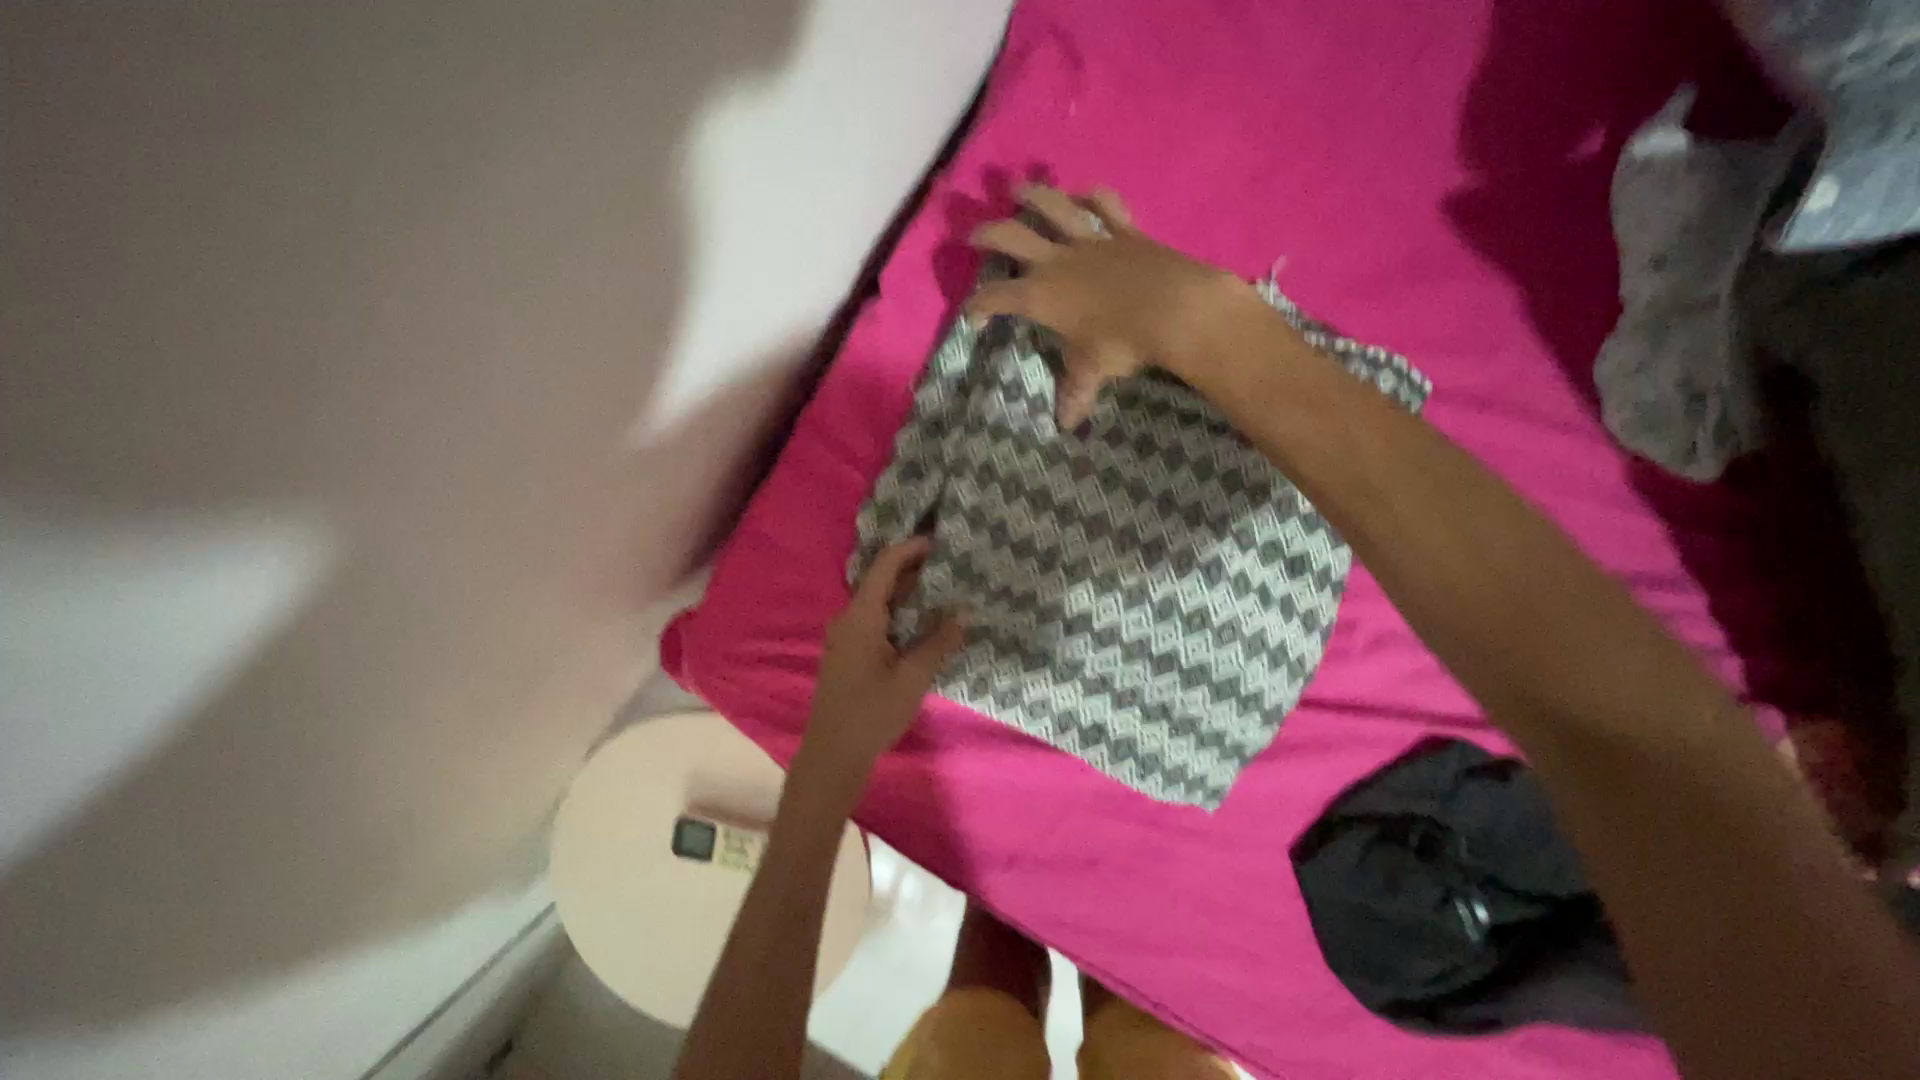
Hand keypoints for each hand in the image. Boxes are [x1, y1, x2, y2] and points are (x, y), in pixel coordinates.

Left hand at [798, 538, 966, 783]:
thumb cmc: (873, 712)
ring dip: (910, 594)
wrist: (833, 754)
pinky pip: (876, 620)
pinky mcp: (849, 652)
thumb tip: (964, 611)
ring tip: (947, 591)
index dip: (912, 548)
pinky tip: (925, 624)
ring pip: (880, 602)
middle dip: (917, 571)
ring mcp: (845, 636)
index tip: (943, 542)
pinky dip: (900, 614)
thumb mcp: (914, 676)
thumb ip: (939, 641)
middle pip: (882, 580)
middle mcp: (848, 618)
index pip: (886, 564)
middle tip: (955, 567)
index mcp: (861, 615)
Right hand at [967, 183, 1271, 425]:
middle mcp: (1057, 261)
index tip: (972, 316)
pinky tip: (1085, 194)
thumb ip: (1075, 392)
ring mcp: (1092, 241)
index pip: (996, 298)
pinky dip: (1093, 197)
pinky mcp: (1125, 231)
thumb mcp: (1093, 370)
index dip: (977, 305)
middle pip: (1011, 237)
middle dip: (986, 234)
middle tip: (973, 235)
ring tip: (1016, 190)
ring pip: (1053, 207)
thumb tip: (1066, 424)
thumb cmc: (1123, 343)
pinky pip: (1105, 205)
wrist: (1175, 309)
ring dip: (1032, 196)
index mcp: (1041, 296)